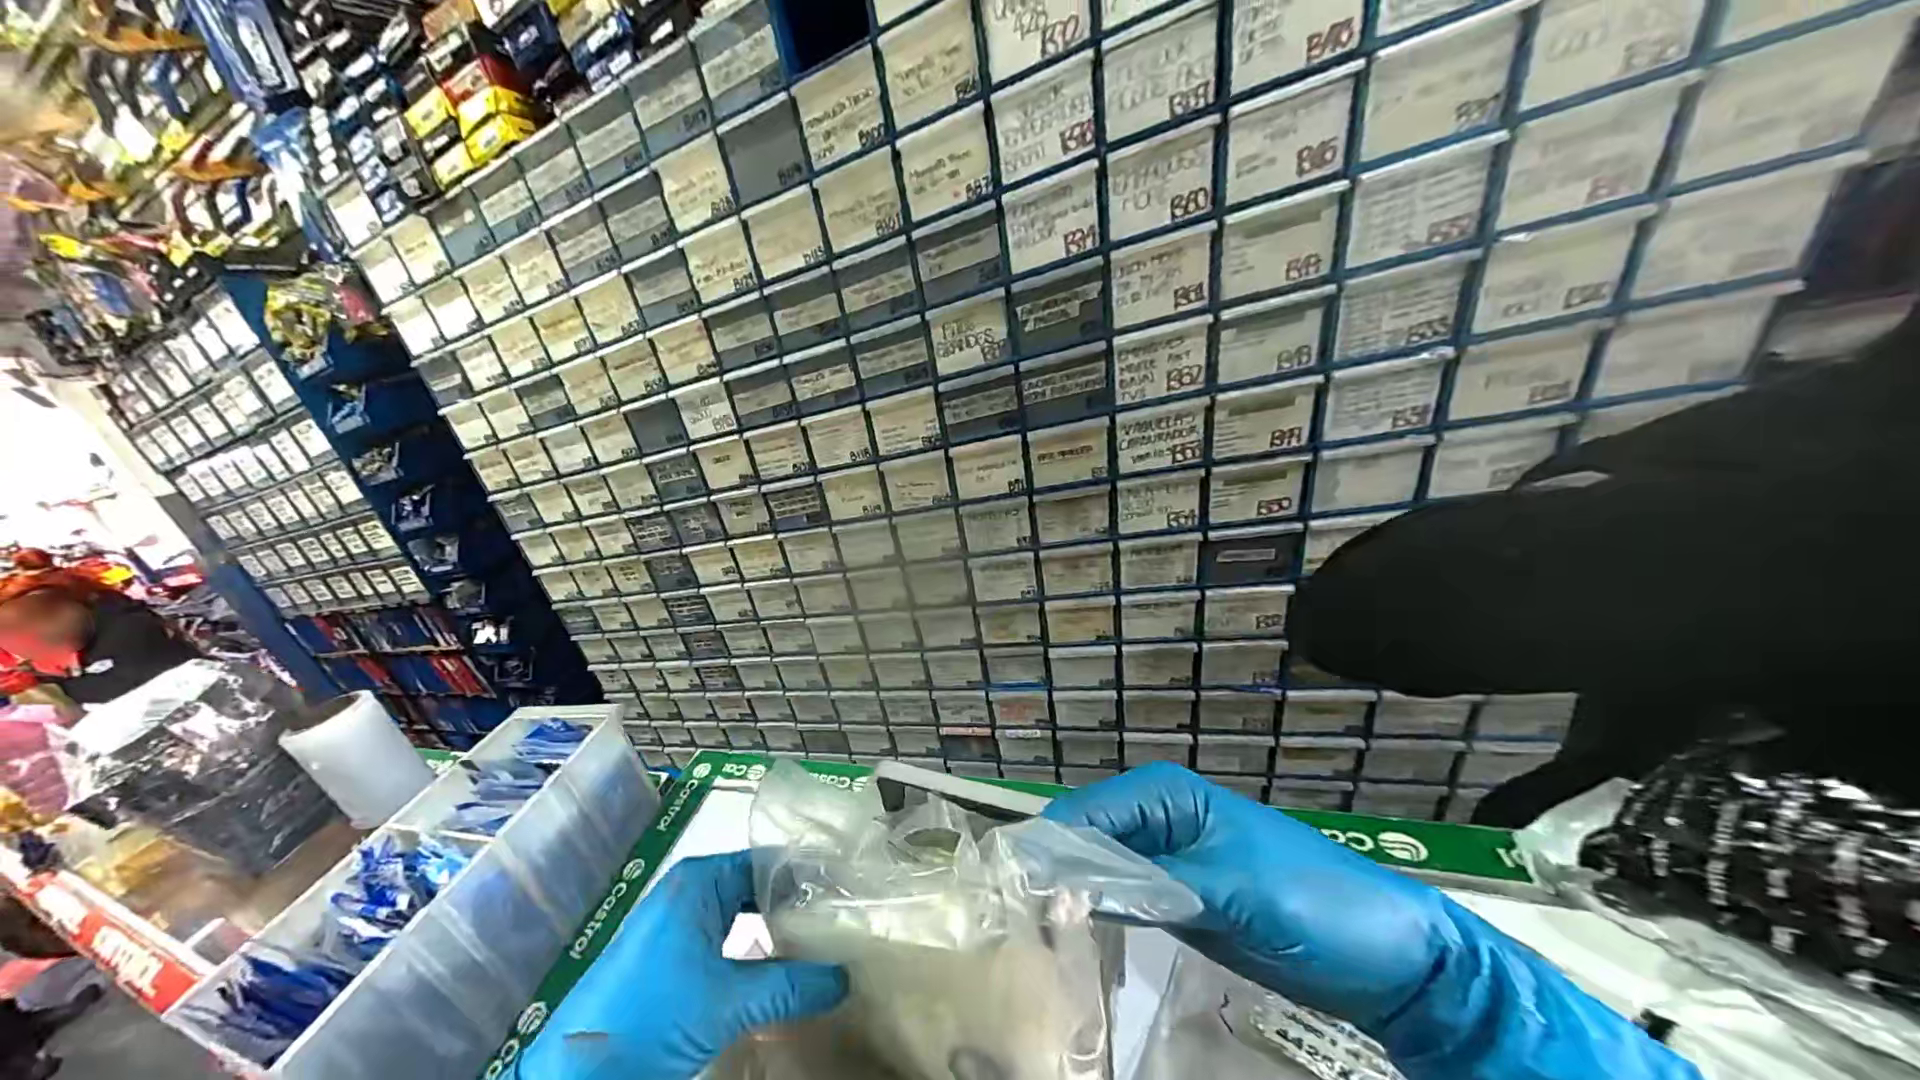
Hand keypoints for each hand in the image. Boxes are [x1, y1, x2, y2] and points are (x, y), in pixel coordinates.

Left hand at [518, 851, 848, 1079]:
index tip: (844, 892)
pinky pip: (726, 938)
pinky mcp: (670, 956)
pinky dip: (754, 948)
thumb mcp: (728, 1002)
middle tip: (838, 919)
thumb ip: (790, 986)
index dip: (806, 877)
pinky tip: (778, 969)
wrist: (572, 1077)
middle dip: (795, 903)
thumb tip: (845, 979)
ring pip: (741, 914)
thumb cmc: (651, 1017)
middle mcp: (689, 892)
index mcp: (700, 881)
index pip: (768, 861)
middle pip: (756, 886)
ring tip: (819, 943)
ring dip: (776, 929)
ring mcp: (677, 924)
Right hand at [1042, 761, 1450, 1033]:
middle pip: (1082, 838)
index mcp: (1163, 794)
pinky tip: (1075, 938)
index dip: (1048, 852)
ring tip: (1037, 934)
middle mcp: (1154, 816)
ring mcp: (1164, 856)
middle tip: (1023, 923)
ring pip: (1095, 868)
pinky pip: (1120, 895)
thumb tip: (1064, 890)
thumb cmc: (1314, 903)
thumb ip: (1148, 885)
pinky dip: (1097, 913)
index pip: (1083, 813)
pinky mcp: (1174, 893)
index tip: (1017, 899)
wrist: (1389, 955)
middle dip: (1053, 874)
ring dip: (1070, 895)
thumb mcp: (1231, 890)